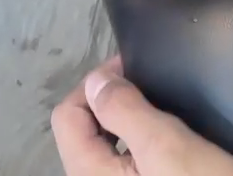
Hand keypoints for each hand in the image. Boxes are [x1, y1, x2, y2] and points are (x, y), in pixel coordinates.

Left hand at [52, 57, 232, 175]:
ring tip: (161, 107)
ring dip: (125, 118)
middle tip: (152, 84)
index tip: (137, 68)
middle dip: (112, 99)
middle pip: (81, 129)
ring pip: (102, 144)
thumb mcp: (165, 144)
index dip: (98, 83)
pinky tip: (165, 139)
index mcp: (89, 175)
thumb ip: (125, 110)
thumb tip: (95, 80)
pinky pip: (119, 160)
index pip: (67, 115)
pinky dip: (134, 139)